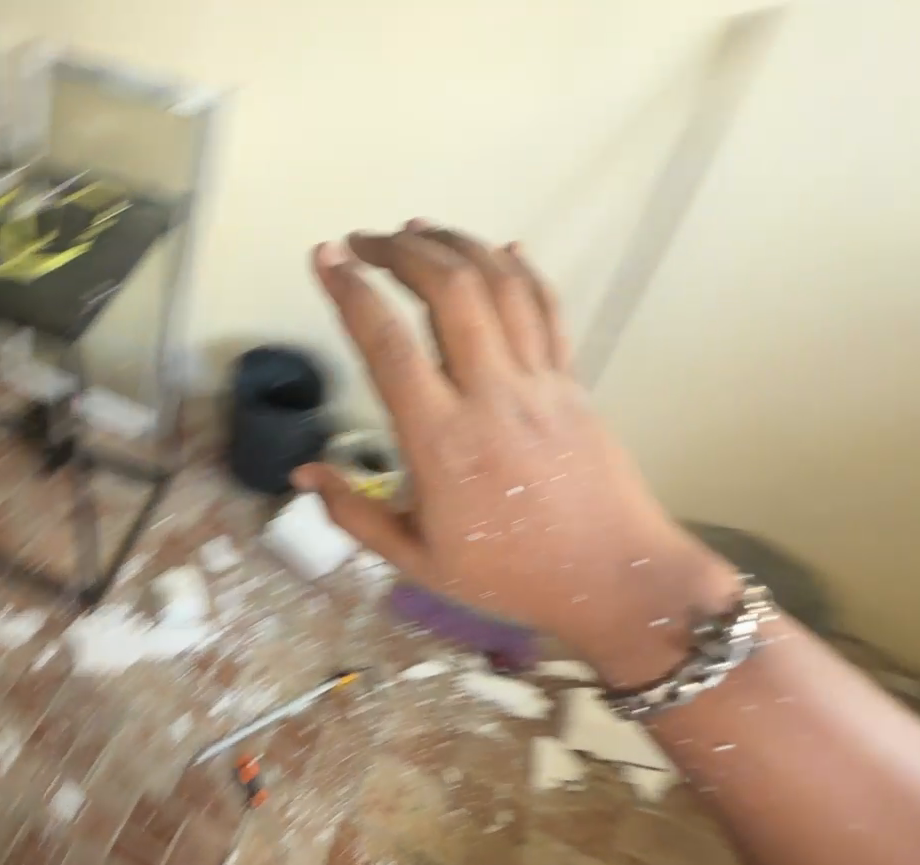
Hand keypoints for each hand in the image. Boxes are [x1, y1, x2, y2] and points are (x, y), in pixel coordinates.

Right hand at [291, 222, 738, 686]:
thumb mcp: (413, 560)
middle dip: (399, 252)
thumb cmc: (507, 575)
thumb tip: (303, 473)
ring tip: (415, 230)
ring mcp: (539, 383)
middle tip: (362, 242)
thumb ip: (351, 514)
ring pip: (500, 287)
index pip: (388, 345)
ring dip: (454, 246)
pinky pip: (547, 310)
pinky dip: (520, 270)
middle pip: (449, 292)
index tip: (325, 259)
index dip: (351, 292)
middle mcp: (490, 396)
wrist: (616, 579)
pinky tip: (500, 248)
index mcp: (441, 441)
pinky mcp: (572, 384)